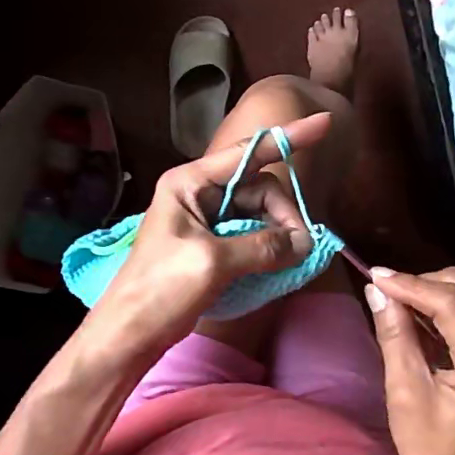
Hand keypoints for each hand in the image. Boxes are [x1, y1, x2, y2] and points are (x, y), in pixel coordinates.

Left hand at [77, 113, 332, 363]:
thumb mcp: (213, 264)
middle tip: (301, 247)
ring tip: (292, 259)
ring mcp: (202, 220)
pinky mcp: (208, 245)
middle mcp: (197, 194)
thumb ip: (262, 247)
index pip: (247, 153)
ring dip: (278, 232)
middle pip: (257, 187)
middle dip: (283, 212)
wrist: (128, 333)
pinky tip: (279, 263)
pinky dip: (266, 246)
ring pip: (256, 213)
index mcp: (189, 183)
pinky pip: (248, 235)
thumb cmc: (160, 290)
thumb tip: (304, 242)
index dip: (288, 138)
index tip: (326, 122)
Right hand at [365, 267, 454, 454]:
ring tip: (392, 304)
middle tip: (382, 293)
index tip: (373, 276)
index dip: (410, 284)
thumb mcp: (404, 389)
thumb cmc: (428, 446)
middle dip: (419, 284)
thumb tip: (377, 289)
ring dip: (427, 292)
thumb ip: (395, 334)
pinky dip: (436, 305)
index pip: (451, 304)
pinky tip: (412, 316)